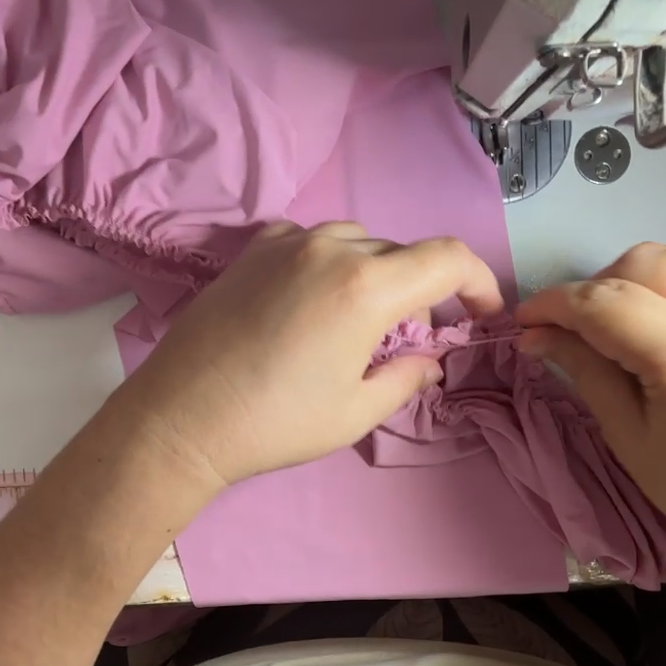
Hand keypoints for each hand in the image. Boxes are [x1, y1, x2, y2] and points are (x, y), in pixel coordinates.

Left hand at [114, 221, 504, 487]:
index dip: (480, 283)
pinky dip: (332, 264)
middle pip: (402, 254)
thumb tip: (430, 361)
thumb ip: (406, 379)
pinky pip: (312, 241)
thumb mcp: (355, 413)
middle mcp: (330, 248)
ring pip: (358, 243)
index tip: (483, 315)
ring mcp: (286, 242)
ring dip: (377, 277)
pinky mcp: (252, 250)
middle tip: (410, 345)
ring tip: (361, 326)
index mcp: (366, 287)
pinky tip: (315, 302)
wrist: (182, 417)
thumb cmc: (275, 423)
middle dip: (422, 296)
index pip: (447, 259)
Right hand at [517, 243, 665, 579]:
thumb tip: (537, 335)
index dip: (554, 305)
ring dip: (631, 281)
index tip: (523, 321)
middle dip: (592, 289)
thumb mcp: (631, 439)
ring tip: (613, 329)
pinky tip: (660, 325)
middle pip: (640, 263)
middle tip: (569, 332)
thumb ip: (586, 371)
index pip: (606, 302)